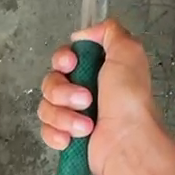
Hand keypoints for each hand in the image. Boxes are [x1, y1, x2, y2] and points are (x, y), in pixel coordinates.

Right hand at [37, 18, 167, 174]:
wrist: (127, 143)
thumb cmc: (129, 101)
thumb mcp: (128, 52)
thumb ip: (109, 31)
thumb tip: (84, 34)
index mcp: (97, 70)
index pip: (63, 58)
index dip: (62, 59)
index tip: (71, 65)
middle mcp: (84, 90)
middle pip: (50, 81)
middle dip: (62, 91)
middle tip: (85, 100)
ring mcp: (73, 115)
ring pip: (46, 107)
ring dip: (63, 116)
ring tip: (85, 126)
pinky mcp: (66, 137)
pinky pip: (45, 129)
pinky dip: (57, 134)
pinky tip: (70, 140)